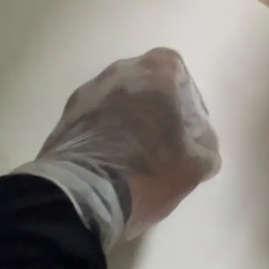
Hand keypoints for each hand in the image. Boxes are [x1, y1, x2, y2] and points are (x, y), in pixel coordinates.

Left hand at [16, 47, 221, 248]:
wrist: (79, 201)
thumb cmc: (148, 171)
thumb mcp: (196, 166)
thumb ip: (206, 147)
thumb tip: (199, 146)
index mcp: (156, 74)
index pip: (175, 67)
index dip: (184, 93)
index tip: (186, 122)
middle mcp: (119, 73)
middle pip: (143, 79)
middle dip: (154, 102)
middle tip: (162, 135)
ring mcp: (86, 95)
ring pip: (115, 97)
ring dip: (126, 116)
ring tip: (132, 151)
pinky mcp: (62, 120)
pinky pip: (92, 117)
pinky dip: (102, 131)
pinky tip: (108, 160)